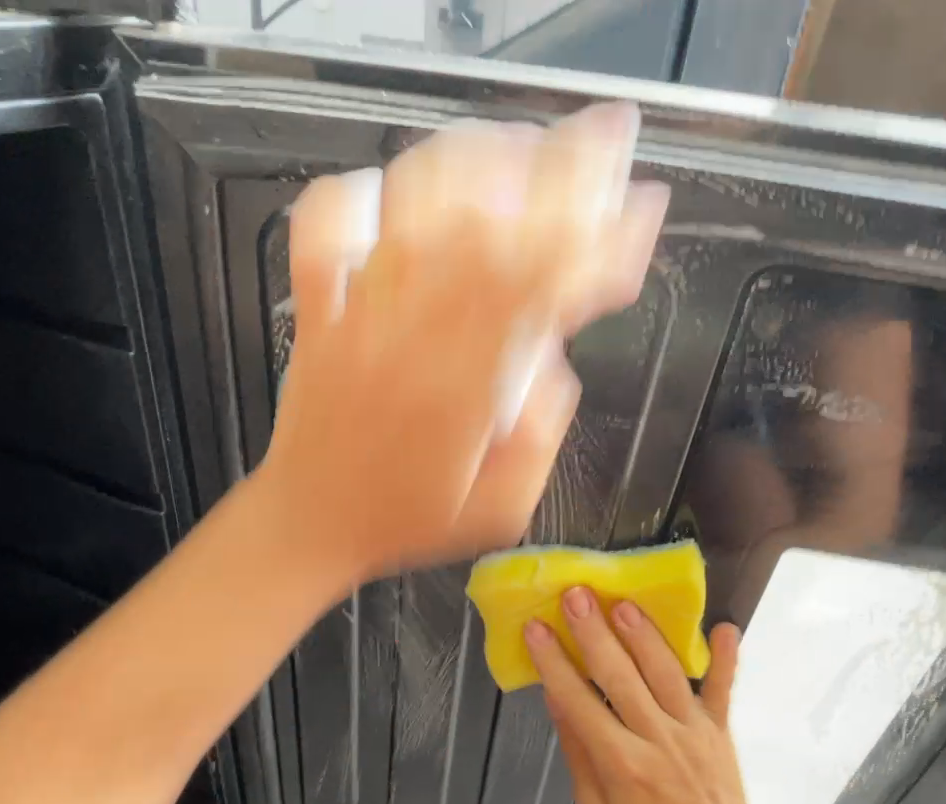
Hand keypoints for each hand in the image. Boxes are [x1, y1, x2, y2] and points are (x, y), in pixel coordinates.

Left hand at [256, 104, 670, 581]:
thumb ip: (541, 435)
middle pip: (487, 227)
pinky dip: (358, 188)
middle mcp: (413, 336)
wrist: (307, 525)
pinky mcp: (315, 310)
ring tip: (516, 145)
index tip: (638, 206)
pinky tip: (397, 184)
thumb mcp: (502, 509)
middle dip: (555, 171)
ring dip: (471, 161)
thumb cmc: (409, 521)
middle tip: (601, 137)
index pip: (539, 286)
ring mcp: (357, 315)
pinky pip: (325, 228)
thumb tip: (552, 358)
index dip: (595, 239)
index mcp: (465, 388)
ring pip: (411, 209)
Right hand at [525, 588, 777, 803]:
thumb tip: (556, 697)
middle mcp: (655, 738)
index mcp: (620, 762)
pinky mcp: (720, 727)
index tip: (536, 628)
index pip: (579, 702)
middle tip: (575, 595)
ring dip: (643, 636)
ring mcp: (692, 729)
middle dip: (594, 634)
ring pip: (665, 674)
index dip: (554, 663)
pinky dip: (726, 659)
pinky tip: (725, 628)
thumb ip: (577, 750)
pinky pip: (723, 689)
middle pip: (620, 678)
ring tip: (622, 602)